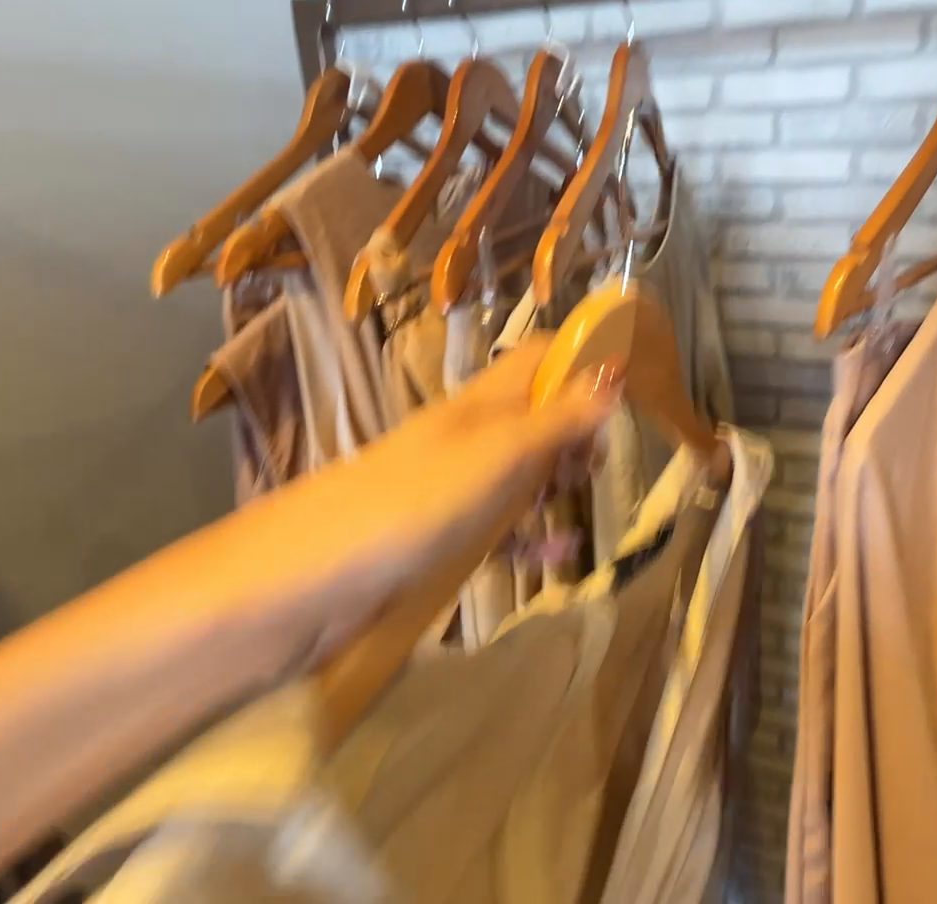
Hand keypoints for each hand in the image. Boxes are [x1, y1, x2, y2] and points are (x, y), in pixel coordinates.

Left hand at [147, 336, 620, 679]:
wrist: (311, 581)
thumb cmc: (415, 502)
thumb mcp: (502, 454)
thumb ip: (560, 417)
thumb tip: (617, 370)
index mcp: (485, 400)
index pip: (544, 355)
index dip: (585, 363)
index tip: (625, 396)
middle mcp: (473, 431)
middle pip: (541, 413)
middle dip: (577, 434)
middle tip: (594, 467)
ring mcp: (456, 482)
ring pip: (524, 470)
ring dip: (555, 485)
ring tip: (574, 509)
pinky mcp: (442, 530)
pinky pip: (501, 523)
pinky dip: (529, 534)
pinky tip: (555, 555)